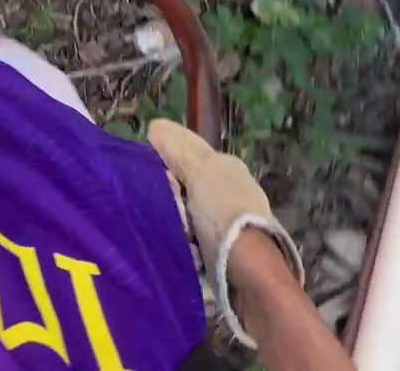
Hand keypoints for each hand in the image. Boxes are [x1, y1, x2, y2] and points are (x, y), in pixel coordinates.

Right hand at [148, 119, 305, 346]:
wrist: (250, 272)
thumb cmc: (222, 213)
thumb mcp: (197, 169)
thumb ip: (176, 146)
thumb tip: (155, 127)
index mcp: (228, 164)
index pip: (189, 150)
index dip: (166, 158)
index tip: (149, 173)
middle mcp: (235, 187)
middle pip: (189, 181)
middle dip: (172, 189)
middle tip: (156, 200)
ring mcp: (236, 219)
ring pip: (192, 208)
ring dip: (179, 215)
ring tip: (165, 225)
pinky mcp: (233, 248)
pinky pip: (199, 235)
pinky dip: (188, 238)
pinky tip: (179, 244)